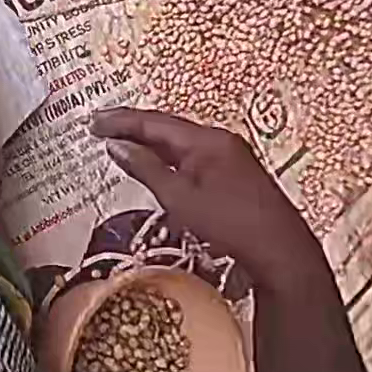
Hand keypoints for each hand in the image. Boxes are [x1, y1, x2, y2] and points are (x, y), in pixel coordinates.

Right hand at [90, 107, 327, 289]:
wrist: (280, 251)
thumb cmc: (227, 224)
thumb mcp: (177, 197)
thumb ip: (145, 167)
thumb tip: (115, 145)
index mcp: (205, 141)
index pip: (153, 122)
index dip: (120, 121)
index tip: (92, 122)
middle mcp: (218, 139)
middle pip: (166, 126)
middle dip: (130, 125)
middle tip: (98, 127)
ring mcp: (227, 153)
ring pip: (178, 139)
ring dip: (146, 139)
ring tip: (116, 139)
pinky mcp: (231, 169)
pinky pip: (189, 152)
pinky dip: (164, 152)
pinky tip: (150, 158)